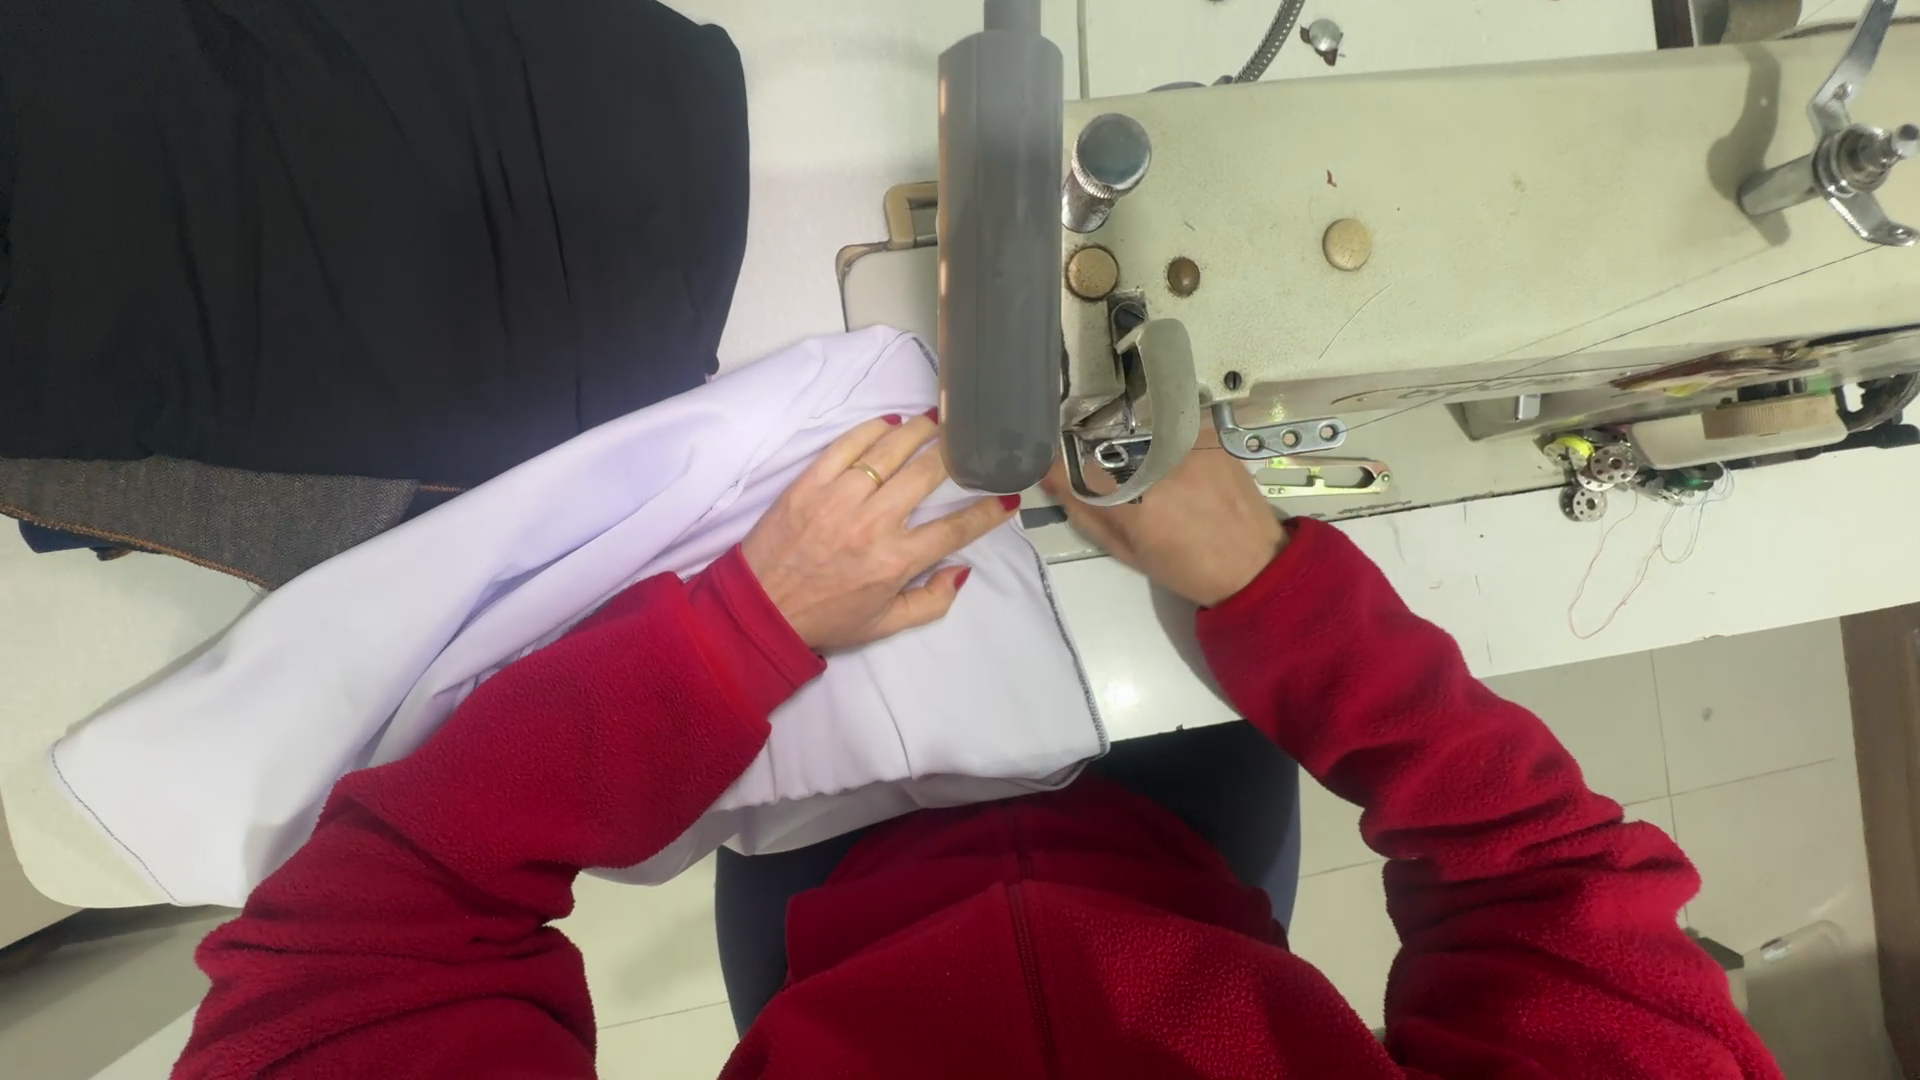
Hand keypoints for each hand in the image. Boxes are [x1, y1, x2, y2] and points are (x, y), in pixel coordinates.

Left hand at [742, 412, 1017, 650]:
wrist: (760, 610)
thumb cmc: (826, 618)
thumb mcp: (886, 626)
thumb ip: (932, 602)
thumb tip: (962, 570)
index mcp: (896, 561)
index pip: (955, 528)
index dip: (987, 511)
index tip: (1005, 495)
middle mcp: (874, 523)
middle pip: (926, 475)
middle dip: (953, 454)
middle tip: (964, 442)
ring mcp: (840, 498)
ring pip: (890, 451)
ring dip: (918, 431)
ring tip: (933, 421)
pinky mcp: (810, 483)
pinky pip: (847, 446)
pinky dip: (871, 429)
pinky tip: (889, 422)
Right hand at [1041, 426, 1286, 606]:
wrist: (1256, 564)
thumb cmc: (1187, 569)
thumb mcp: (1127, 552)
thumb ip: (1085, 513)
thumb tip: (1053, 480)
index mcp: (1136, 503)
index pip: (1077, 467)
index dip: (1059, 466)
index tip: (1054, 469)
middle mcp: (1160, 466)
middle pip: (1105, 446)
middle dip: (1096, 458)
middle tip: (1105, 477)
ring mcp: (1188, 446)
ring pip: (1136, 435)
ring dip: (1130, 451)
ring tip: (1144, 474)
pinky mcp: (1209, 437)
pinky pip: (1169, 431)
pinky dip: (1162, 446)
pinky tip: (1175, 468)